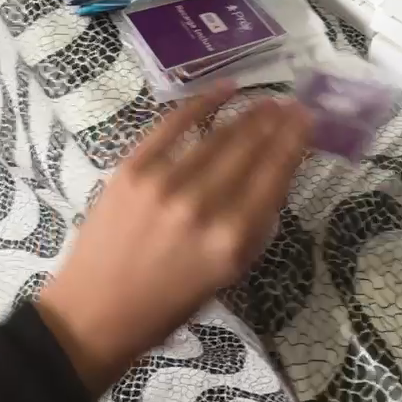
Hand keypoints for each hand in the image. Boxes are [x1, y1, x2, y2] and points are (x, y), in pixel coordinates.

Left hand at [35, 87, 311, 392]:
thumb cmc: (168, 303)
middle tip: (293, 103)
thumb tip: (278, 173)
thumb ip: (255, 224)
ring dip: (249, 112)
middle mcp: (202, 207)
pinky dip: (203, 101)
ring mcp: (164, 183)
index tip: (308, 119)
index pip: (274, 175)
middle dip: (277, 121)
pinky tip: (226, 88)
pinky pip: (174, 124)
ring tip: (267, 100)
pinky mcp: (133, 168)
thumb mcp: (227, 273)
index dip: (295, 141)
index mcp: (231, 240)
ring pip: (219, 134)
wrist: (93, 314)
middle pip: (250, 149)